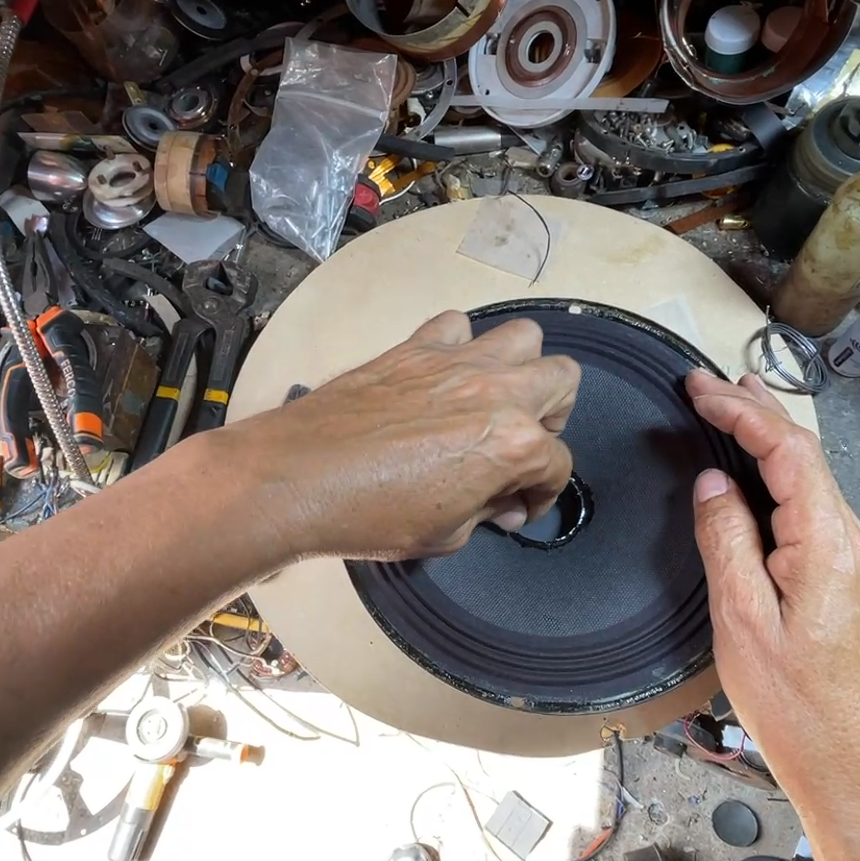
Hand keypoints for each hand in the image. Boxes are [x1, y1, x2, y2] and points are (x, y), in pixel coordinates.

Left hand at [223, 310, 580, 560]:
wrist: (297, 479)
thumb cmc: (370, 516)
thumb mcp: (445, 534)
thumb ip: (487, 509)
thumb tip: (503, 501)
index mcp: (511, 444)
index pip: (557, 463)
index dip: (543, 492)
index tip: (517, 507)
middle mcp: (495, 391)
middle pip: (562, 381)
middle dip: (551, 416)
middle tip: (520, 446)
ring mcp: (455, 361)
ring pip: (522, 337)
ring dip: (518, 369)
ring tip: (490, 402)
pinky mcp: (414, 348)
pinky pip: (455, 326)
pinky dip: (459, 347)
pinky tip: (441, 378)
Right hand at [685, 371, 859, 803]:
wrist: (850, 766)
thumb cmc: (796, 705)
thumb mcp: (743, 620)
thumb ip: (728, 540)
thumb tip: (715, 482)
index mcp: (828, 546)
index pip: (787, 452)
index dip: (742, 411)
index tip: (698, 389)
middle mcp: (852, 542)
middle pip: (805, 454)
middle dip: (755, 410)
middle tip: (708, 383)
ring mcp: (854, 558)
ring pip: (810, 476)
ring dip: (769, 435)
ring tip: (736, 401)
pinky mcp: (845, 576)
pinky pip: (810, 504)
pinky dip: (779, 472)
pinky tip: (758, 467)